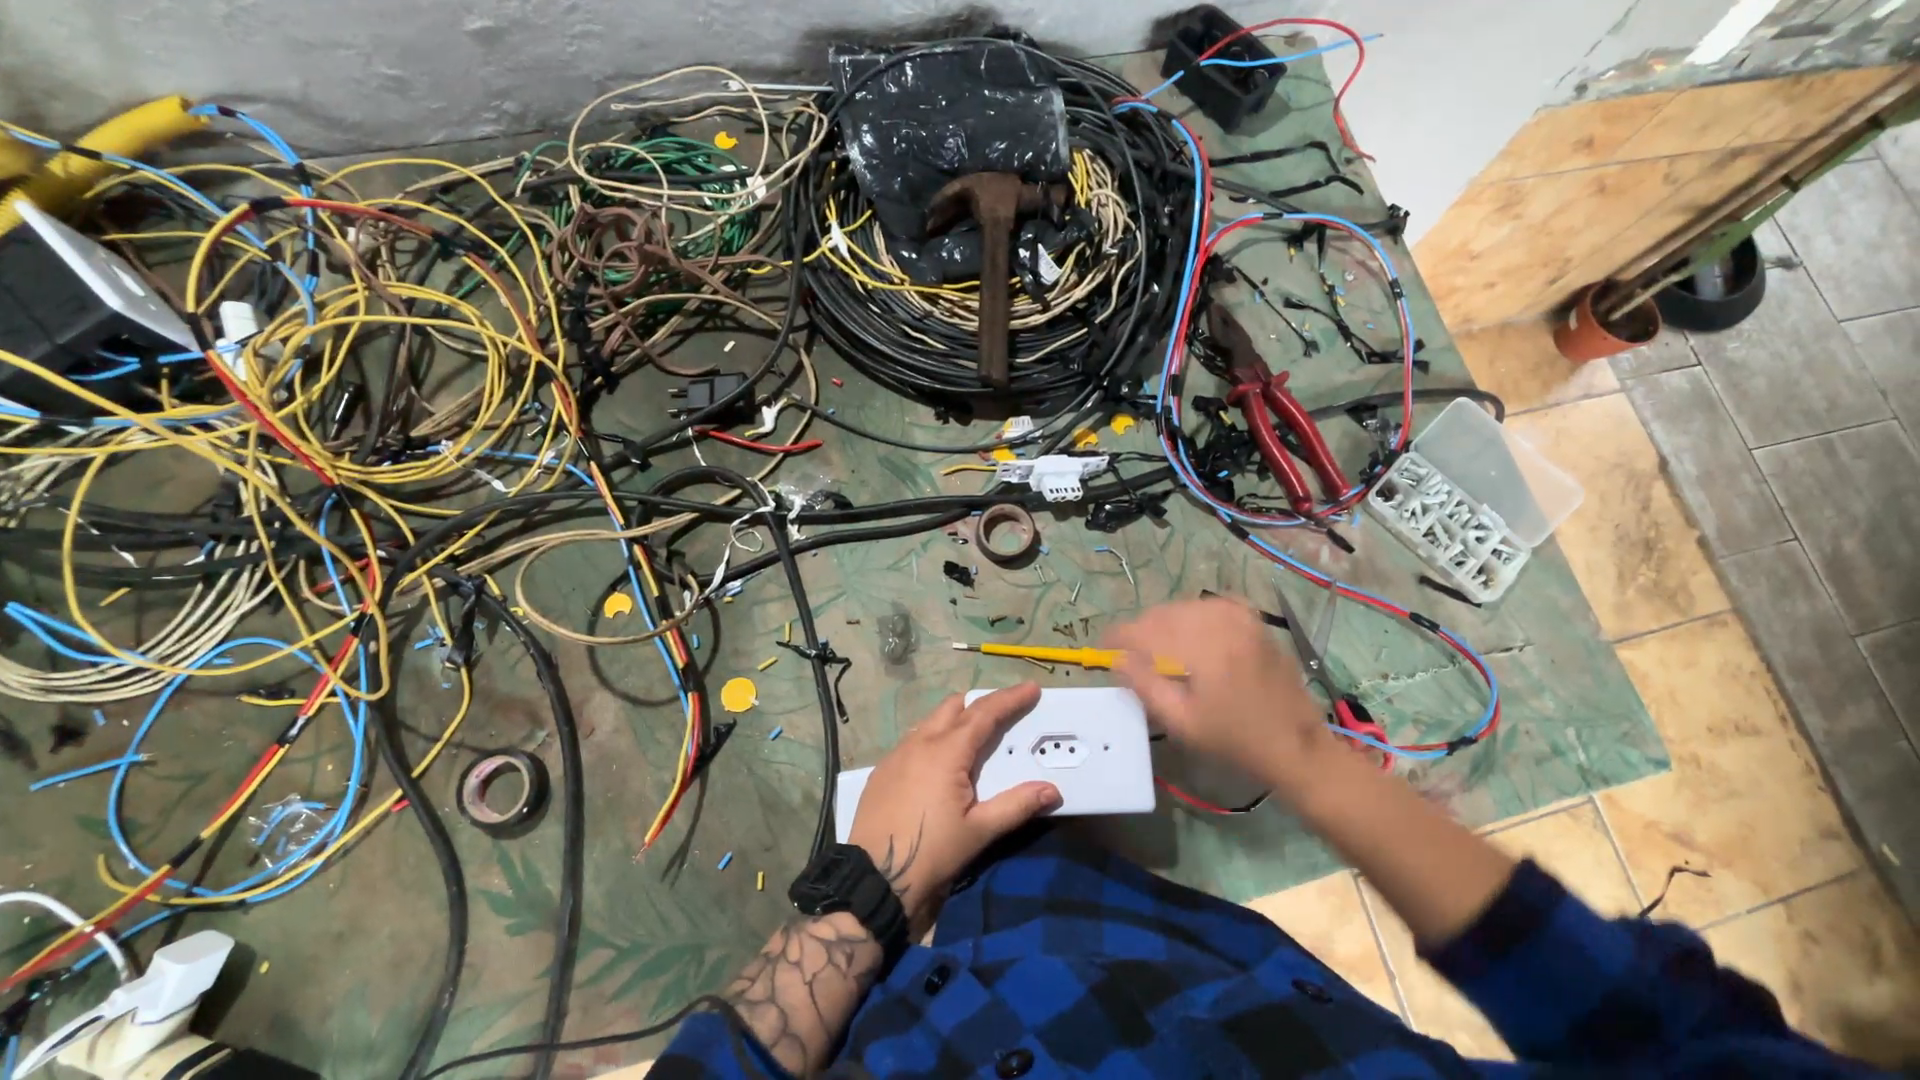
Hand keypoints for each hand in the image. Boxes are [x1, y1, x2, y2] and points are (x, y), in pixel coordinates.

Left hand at [846, 682, 1062, 928]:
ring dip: (954, 720)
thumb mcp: (979, 831)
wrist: (875, 878)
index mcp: (946, 751)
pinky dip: (932, 739)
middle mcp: (918, 743)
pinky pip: (912, 742)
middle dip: (980, 704)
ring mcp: (895, 756)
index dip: (1009, 699)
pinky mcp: (881, 772)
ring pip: (929, 722)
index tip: (1030, 688)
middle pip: (953, 707)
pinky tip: (938, 762)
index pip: (984, 713)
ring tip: (973, 735)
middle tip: (1004, 711)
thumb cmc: (932, 852)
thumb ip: (1016, 805)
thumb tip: (1051, 790)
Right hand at [1102, 598, 1332, 782]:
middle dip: (1140, 631)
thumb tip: (1117, 658)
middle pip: (1162, 614)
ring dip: (1164, 624)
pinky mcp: (1253, 620)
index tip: (1102, 648)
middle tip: (1128, 655)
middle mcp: (1221, 621)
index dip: (1118, 637)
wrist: (1295, 744)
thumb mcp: (1181, 722)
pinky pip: (1210, 606)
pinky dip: (1192, 617)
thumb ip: (1144, 685)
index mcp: (1203, 646)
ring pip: (1184, 607)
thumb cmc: (1234, 741)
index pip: (1145, 629)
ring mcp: (1241, 617)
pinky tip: (1189, 637)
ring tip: (1155, 649)